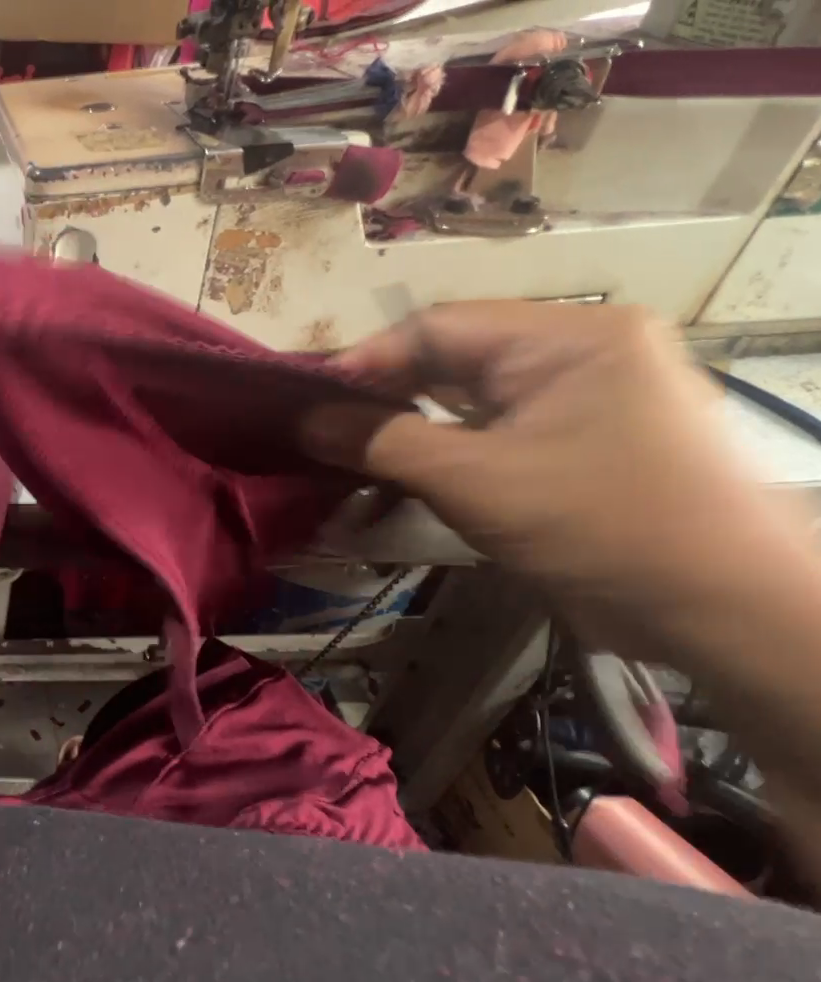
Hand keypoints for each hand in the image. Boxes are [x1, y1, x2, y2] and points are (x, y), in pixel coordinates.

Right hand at [309, 301, 813, 656]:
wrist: (722, 609)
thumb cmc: (600, 526)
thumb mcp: (474, 481)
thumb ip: (380, 441)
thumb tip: (303, 419)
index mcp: (569, 337)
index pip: (437, 328)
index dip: (363, 363)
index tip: (304, 405)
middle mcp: (578, 353)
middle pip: (449, 362)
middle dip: (380, 401)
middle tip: (317, 438)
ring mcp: (581, 400)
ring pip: (464, 402)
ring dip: (405, 433)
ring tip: (345, 462)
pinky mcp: (576, 444)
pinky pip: (488, 434)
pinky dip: (440, 456)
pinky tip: (396, 482)